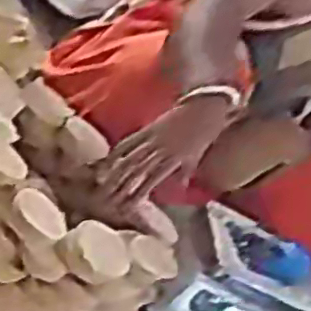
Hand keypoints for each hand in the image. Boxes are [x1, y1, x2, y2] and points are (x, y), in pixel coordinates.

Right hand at [97, 95, 232, 205]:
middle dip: (120, 187)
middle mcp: (160, 151)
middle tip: (106, 200)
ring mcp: (153, 139)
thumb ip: (186, 171)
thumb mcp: (198, 153)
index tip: (124, 208)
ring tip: (101, 184)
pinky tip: (107, 160)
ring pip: (129, 159)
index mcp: (173, 159)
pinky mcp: (149, 128)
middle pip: (135, 173)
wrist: (210, 102)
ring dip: (114, 172)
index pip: (150, 181)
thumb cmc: (206, 130)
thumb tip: (181, 187)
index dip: (136, 195)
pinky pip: (130, 141)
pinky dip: (117, 151)